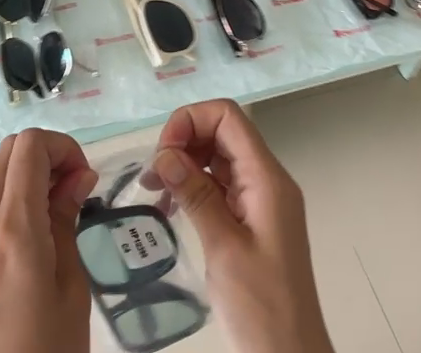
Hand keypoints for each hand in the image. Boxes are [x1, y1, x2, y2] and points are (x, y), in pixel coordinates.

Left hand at [0, 128, 100, 352]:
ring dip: (24, 170)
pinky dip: (6, 190)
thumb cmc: (46, 350)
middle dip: (45, 154)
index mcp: (13, 229)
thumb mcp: (71, 289)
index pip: (29, 147)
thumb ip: (67, 222)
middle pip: (7, 149)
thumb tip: (78, 177)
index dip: (62, 147)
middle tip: (73, 188)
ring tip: (53, 204)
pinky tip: (30, 222)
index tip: (84, 177)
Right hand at [150, 99, 333, 352]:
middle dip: (183, 140)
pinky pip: (219, 185)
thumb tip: (165, 153)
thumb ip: (195, 194)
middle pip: (222, 132)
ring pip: (218, 157)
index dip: (191, 120)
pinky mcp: (251, 220)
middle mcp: (266, 180)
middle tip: (153, 174)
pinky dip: (192, 186)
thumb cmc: (261, 303)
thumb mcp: (223, 247)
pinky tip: (169, 206)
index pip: (229, 117)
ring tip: (154, 189)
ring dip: (184, 163)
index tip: (162, 152)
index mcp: (267, 178)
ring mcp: (259, 200)